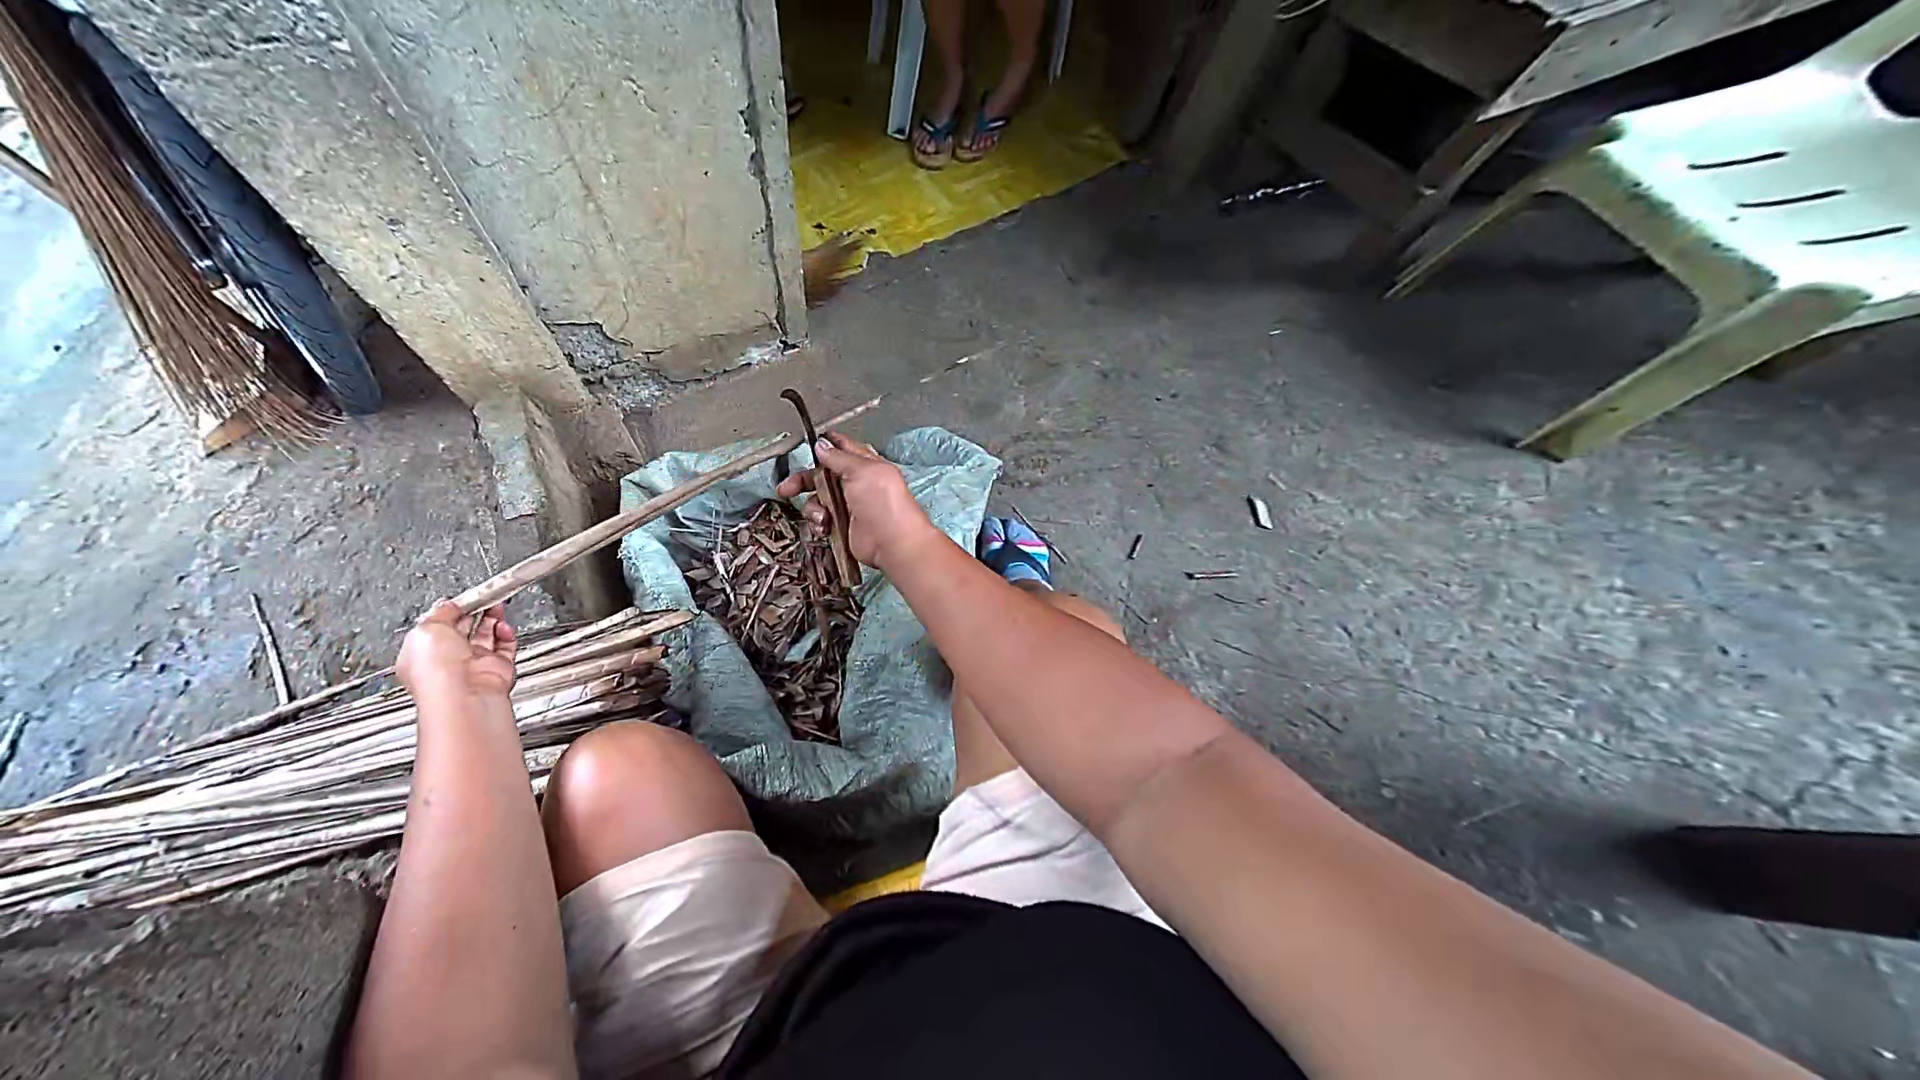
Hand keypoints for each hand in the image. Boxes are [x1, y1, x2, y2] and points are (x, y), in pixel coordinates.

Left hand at [398, 600, 517, 699]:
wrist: (464, 690)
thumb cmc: (436, 669)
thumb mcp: (427, 628)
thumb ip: (440, 613)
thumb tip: (449, 605)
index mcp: (422, 653)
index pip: (438, 626)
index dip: (450, 611)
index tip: (461, 600)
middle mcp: (449, 660)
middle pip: (464, 629)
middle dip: (474, 612)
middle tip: (483, 599)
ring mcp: (474, 663)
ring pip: (486, 635)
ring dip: (492, 619)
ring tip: (497, 606)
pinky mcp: (497, 666)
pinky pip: (505, 646)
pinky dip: (506, 634)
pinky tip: (503, 626)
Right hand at [776, 432, 941, 570]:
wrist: (891, 543)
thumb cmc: (886, 505)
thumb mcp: (862, 470)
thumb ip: (839, 457)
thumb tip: (822, 445)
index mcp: (865, 465)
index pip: (841, 449)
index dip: (824, 446)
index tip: (807, 445)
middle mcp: (856, 484)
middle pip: (821, 476)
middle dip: (803, 480)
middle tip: (789, 487)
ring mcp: (848, 506)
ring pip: (817, 499)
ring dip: (813, 507)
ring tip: (823, 515)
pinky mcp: (842, 525)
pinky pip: (820, 519)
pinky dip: (818, 522)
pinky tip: (826, 526)